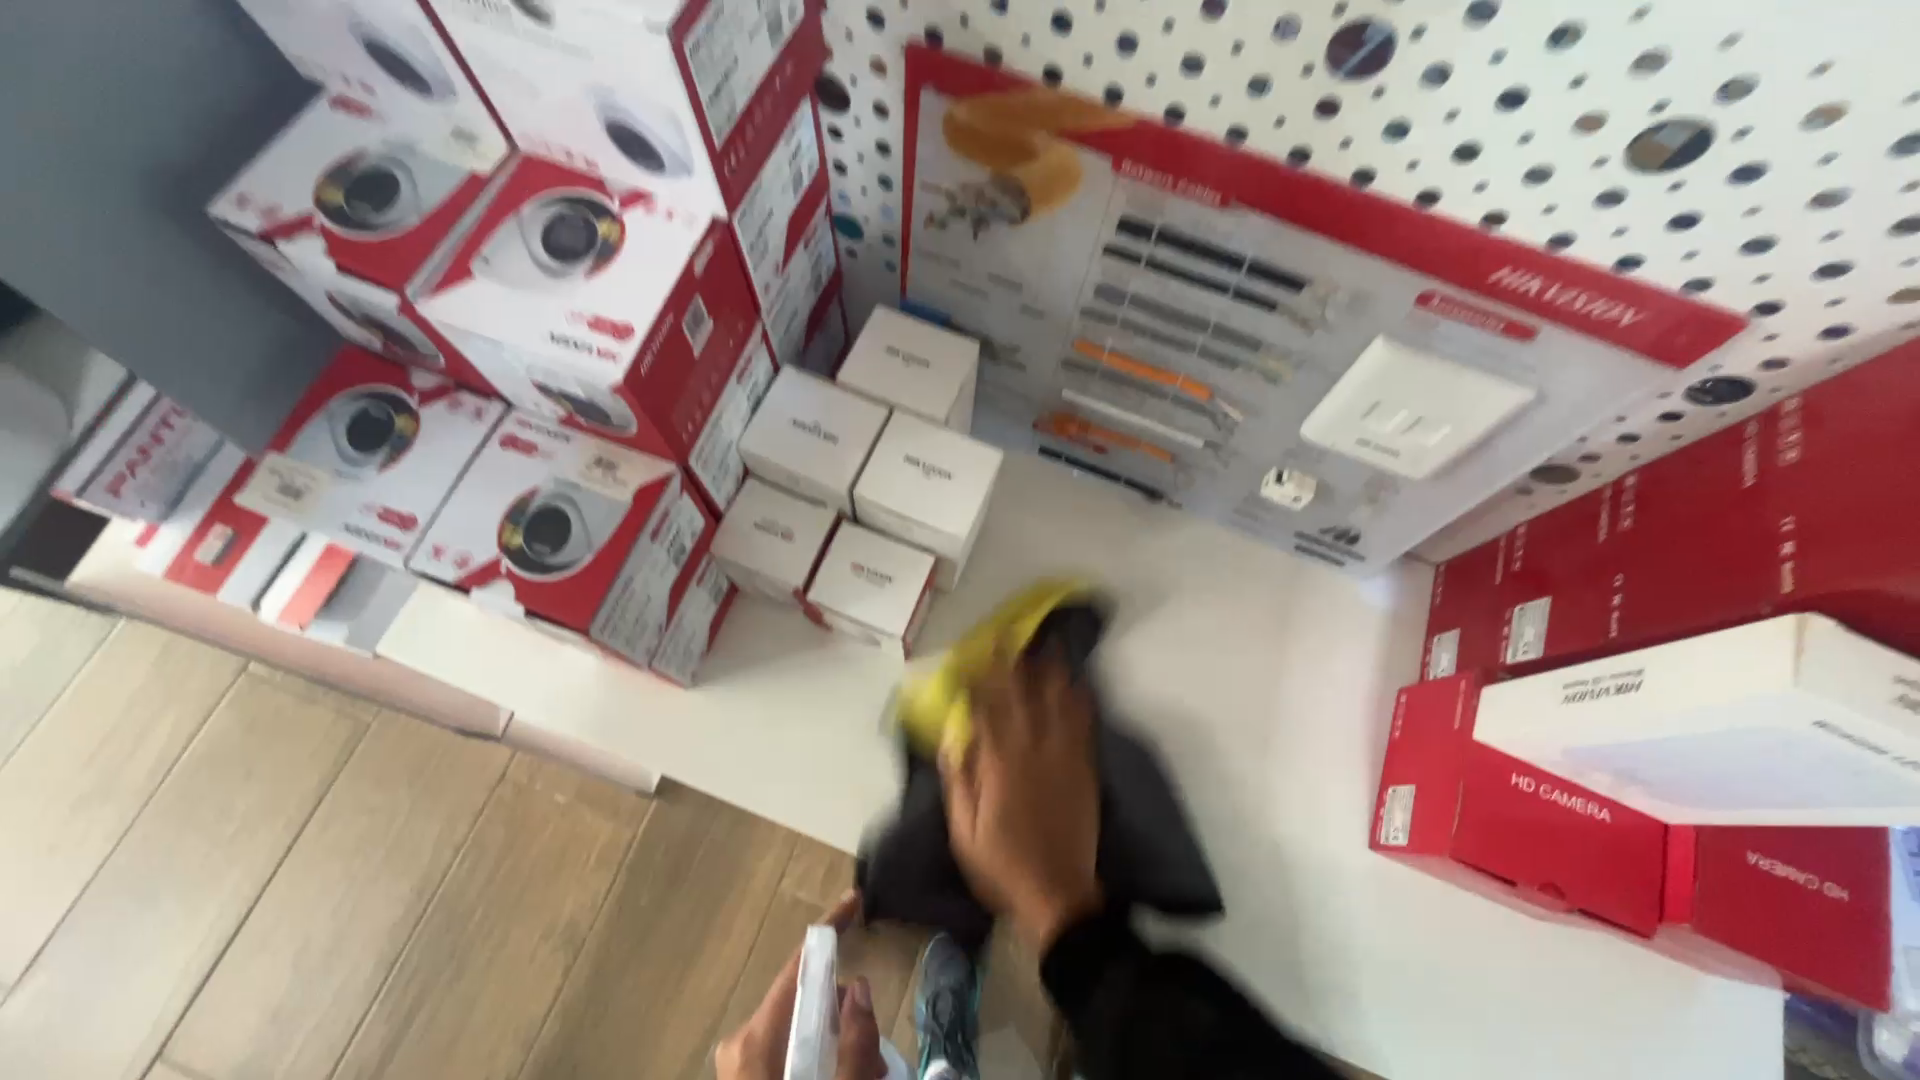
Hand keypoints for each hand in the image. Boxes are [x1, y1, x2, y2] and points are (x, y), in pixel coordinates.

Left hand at [714, 892, 885, 1079]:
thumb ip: (854, 1046)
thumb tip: (860, 984)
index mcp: (756, 1040)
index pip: (797, 967)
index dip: (828, 929)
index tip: (853, 897)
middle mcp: (741, 1040)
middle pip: (804, 1000)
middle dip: (844, 1011)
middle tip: (877, 1052)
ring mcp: (738, 1062)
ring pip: (799, 1026)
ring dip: (835, 1039)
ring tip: (866, 1070)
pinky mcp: (744, 1077)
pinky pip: (788, 1049)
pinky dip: (818, 1056)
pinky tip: (840, 1073)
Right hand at [941, 645, 1102, 952]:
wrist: (1059, 894)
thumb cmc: (1002, 865)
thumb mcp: (964, 831)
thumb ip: (958, 781)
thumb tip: (952, 737)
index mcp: (999, 764)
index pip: (988, 708)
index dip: (980, 678)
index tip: (974, 652)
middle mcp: (1033, 751)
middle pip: (1023, 697)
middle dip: (1014, 664)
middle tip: (1010, 636)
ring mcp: (1063, 759)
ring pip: (1057, 704)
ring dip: (1050, 673)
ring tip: (1047, 647)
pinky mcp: (1084, 770)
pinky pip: (1083, 726)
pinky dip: (1080, 701)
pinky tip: (1078, 685)